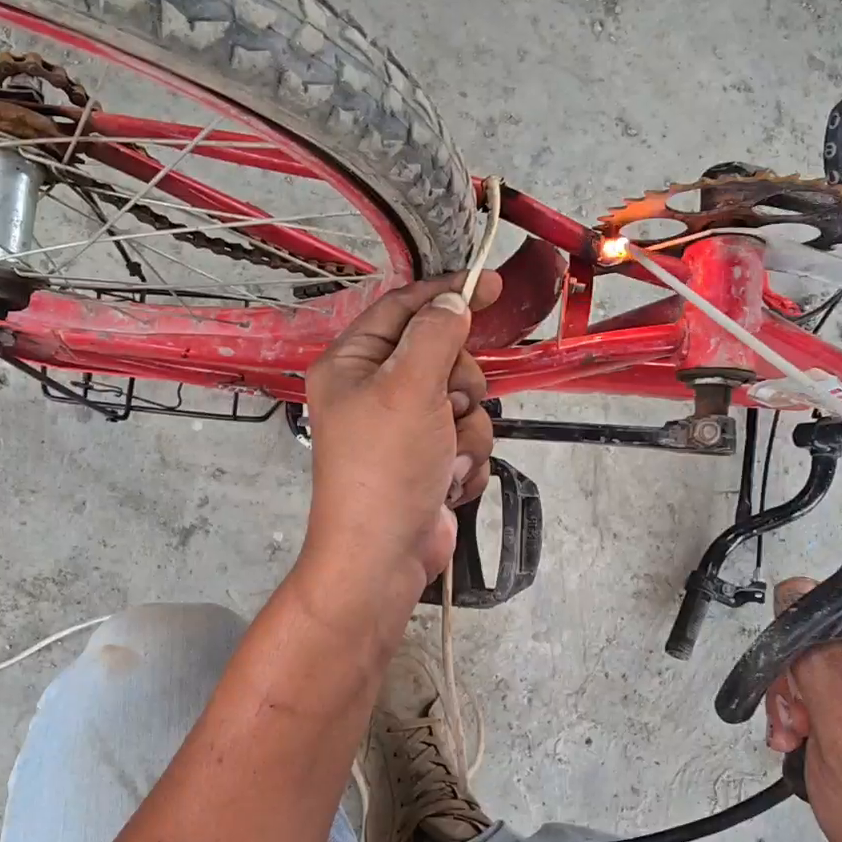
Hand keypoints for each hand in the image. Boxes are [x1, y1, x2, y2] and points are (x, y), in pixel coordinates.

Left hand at [299, 271, 500, 615]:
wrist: (383, 555)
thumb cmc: (383, 468)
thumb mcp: (409, 386)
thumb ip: (436, 333)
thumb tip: (453, 302)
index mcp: (351, 364)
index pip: (403, 308)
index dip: (447, 294)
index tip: (491, 285)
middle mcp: (374, 391)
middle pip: (442, 354)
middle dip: (459, 383)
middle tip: (448, 405)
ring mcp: (402, 428)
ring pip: (463, 401)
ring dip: (465, 431)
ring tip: (443, 457)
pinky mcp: (427, 460)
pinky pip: (466, 439)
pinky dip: (465, 461)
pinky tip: (445, 482)